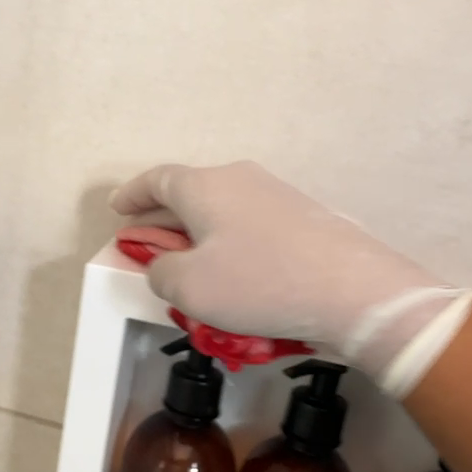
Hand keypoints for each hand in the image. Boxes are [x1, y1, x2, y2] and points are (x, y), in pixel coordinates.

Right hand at [110, 161, 471, 395]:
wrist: (354, 292)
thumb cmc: (260, 284)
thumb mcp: (188, 288)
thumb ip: (160, 272)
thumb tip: (165, 265)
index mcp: (206, 186)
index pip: (157, 180)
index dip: (133, 195)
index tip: (118, 209)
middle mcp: (240, 179)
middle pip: (189, 193)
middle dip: (161, 219)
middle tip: (144, 246)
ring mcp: (275, 196)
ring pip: (220, 210)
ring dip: (196, 233)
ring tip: (187, 266)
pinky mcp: (302, 219)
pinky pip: (247, 224)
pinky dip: (226, 242)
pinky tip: (231, 274)